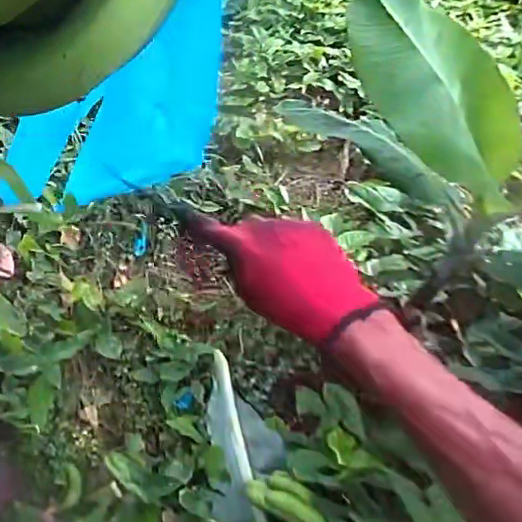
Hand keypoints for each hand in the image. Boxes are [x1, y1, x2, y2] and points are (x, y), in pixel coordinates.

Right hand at [183, 212, 381, 346]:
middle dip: (245, 239)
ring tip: (286, 265)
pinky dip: (293, 241)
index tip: (186, 215)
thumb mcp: (248, 291)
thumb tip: (232, 254)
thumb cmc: (283, 306)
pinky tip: (304, 262)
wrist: (334, 307)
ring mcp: (287, 223)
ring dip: (270, 240)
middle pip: (244, 227)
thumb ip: (236, 266)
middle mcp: (261, 227)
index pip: (209, 228)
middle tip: (254, 261)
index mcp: (240, 244)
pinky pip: (293, 230)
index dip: (196, 223)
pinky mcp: (311, 226)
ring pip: (270, 227)